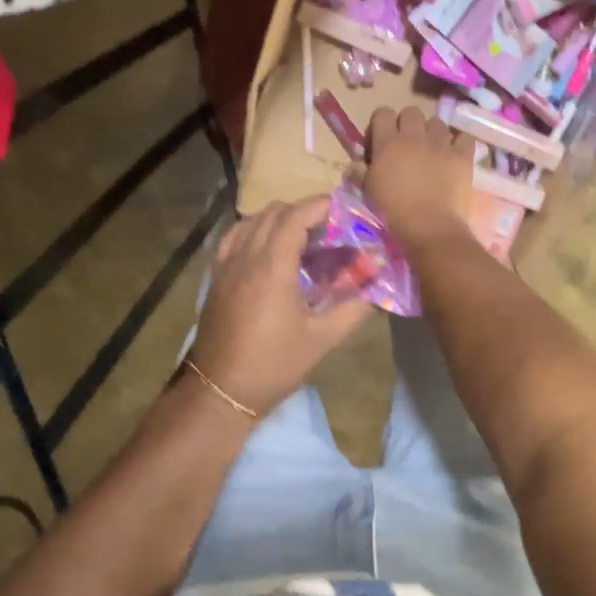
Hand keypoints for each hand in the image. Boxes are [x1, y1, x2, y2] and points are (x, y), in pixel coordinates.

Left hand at [190, 197, 374, 415]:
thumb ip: (354, 309)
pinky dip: (253, 230)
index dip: (320, 205)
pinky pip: (234, 237)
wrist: (221, 390)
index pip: (296, 215)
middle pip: (274, 212)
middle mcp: (246, 256)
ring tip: (301, 236)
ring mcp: (226, 265)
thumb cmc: (274, 364)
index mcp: (273, 266)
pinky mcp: (215, 277)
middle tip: (328, 227)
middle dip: (302, 210)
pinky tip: (267, 247)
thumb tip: (379, 290)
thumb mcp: (322, 339)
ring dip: (277, 218)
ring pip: (251, 221)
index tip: (342, 209)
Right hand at [363, 106, 474, 247]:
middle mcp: (415, 136)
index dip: (380, 123)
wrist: (429, 227)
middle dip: (407, 123)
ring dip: (432, 132)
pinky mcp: (462, 156)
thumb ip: (360, 173)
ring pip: (437, 122)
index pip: (382, 113)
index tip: (379, 141)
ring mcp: (441, 144)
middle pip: (411, 111)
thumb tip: (355, 164)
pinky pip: (464, 138)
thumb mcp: (368, 192)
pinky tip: (455, 154)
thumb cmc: (393, 211)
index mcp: (389, 142)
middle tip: (406, 144)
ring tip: (431, 150)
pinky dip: (459, 143)